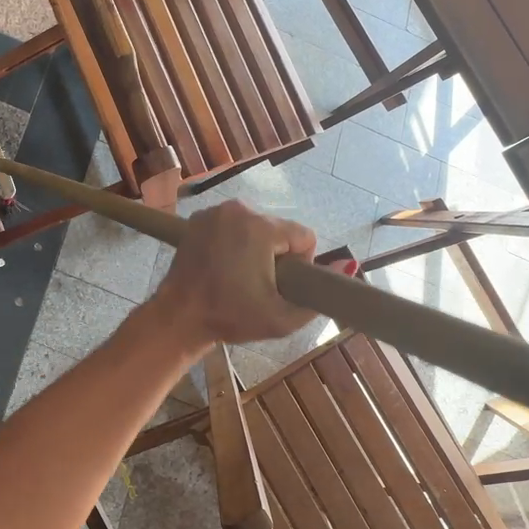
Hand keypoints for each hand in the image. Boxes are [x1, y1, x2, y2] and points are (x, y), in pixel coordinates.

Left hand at [149, 201, 324, 346]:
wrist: (180, 315)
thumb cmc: (231, 317)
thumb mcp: (282, 317)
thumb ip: (318, 295)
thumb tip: (349, 266)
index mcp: (260, 227)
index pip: (304, 236)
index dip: (300, 263)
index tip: (281, 283)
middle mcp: (238, 210)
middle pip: (278, 229)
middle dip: (276, 254)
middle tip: (256, 283)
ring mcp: (214, 212)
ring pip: (255, 226)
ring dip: (255, 247)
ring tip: (238, 275)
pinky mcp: (198, 219)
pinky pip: (232, 225)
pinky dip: (233, 241)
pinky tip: (223, 265)